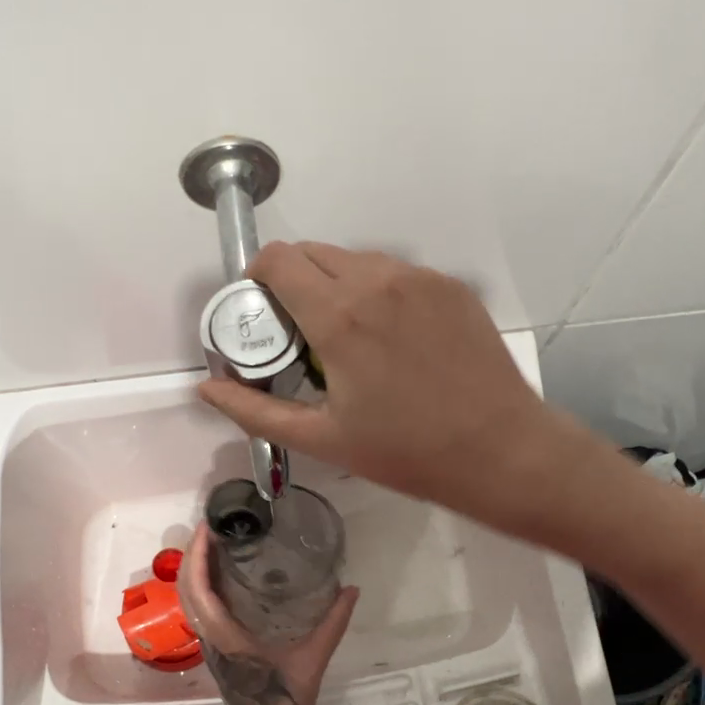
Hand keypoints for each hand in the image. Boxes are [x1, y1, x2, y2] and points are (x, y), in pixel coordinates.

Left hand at [178, 524, 359, 704]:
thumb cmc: (285, 703)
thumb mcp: (313, 660)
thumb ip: (333, 623)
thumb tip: (352, 589)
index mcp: (225, 635)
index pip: (199, 587)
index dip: (198, 554)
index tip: (209, 525)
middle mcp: (209, 637)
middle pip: (186, 588)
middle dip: (193, 554)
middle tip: (213, 525)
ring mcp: (209, 645)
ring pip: (188, 600)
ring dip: (195, 569)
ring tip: (216, 544)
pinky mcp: (215, 650)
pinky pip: (199, 610)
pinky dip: (202, 586)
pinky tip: (225, 577)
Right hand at [197, 242, 597, 525]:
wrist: (499, 449)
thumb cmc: (405, 452)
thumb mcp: (321, 439)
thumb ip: (254, 409)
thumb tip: (206, 388)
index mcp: (339, 316)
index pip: (279, 261)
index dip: (257, 276)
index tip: (259, 309)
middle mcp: (378, 281)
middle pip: (315, 252)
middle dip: (293, 280)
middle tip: (300, 331)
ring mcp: (420, 279)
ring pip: (358, 260)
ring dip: (337, 285)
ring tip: (349, 338)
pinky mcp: (451, 287)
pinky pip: (398, 274)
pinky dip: (380, 293)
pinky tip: (393, 340)